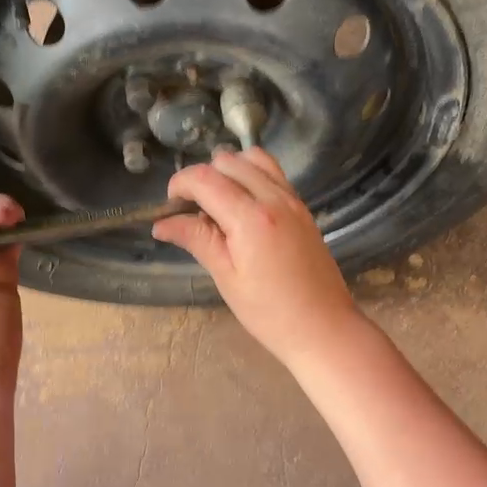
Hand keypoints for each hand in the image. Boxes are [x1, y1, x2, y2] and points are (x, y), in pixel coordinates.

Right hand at [153, 148, 363, 368]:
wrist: (324, 327)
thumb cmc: (270, 312)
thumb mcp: (226, 278)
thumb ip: (197, 240)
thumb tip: (161, 224)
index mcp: (251, 218)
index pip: (205, 178)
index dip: (180, 184)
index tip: (170, 207)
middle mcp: (274, 198)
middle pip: (228, 161)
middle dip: (203, 177)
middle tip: (193, 210)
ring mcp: (292, 199)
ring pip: (253, 159)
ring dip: (229, 171)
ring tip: (219, 204)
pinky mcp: (303, 207)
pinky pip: (273, 174)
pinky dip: (251, 177)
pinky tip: (243, 209)